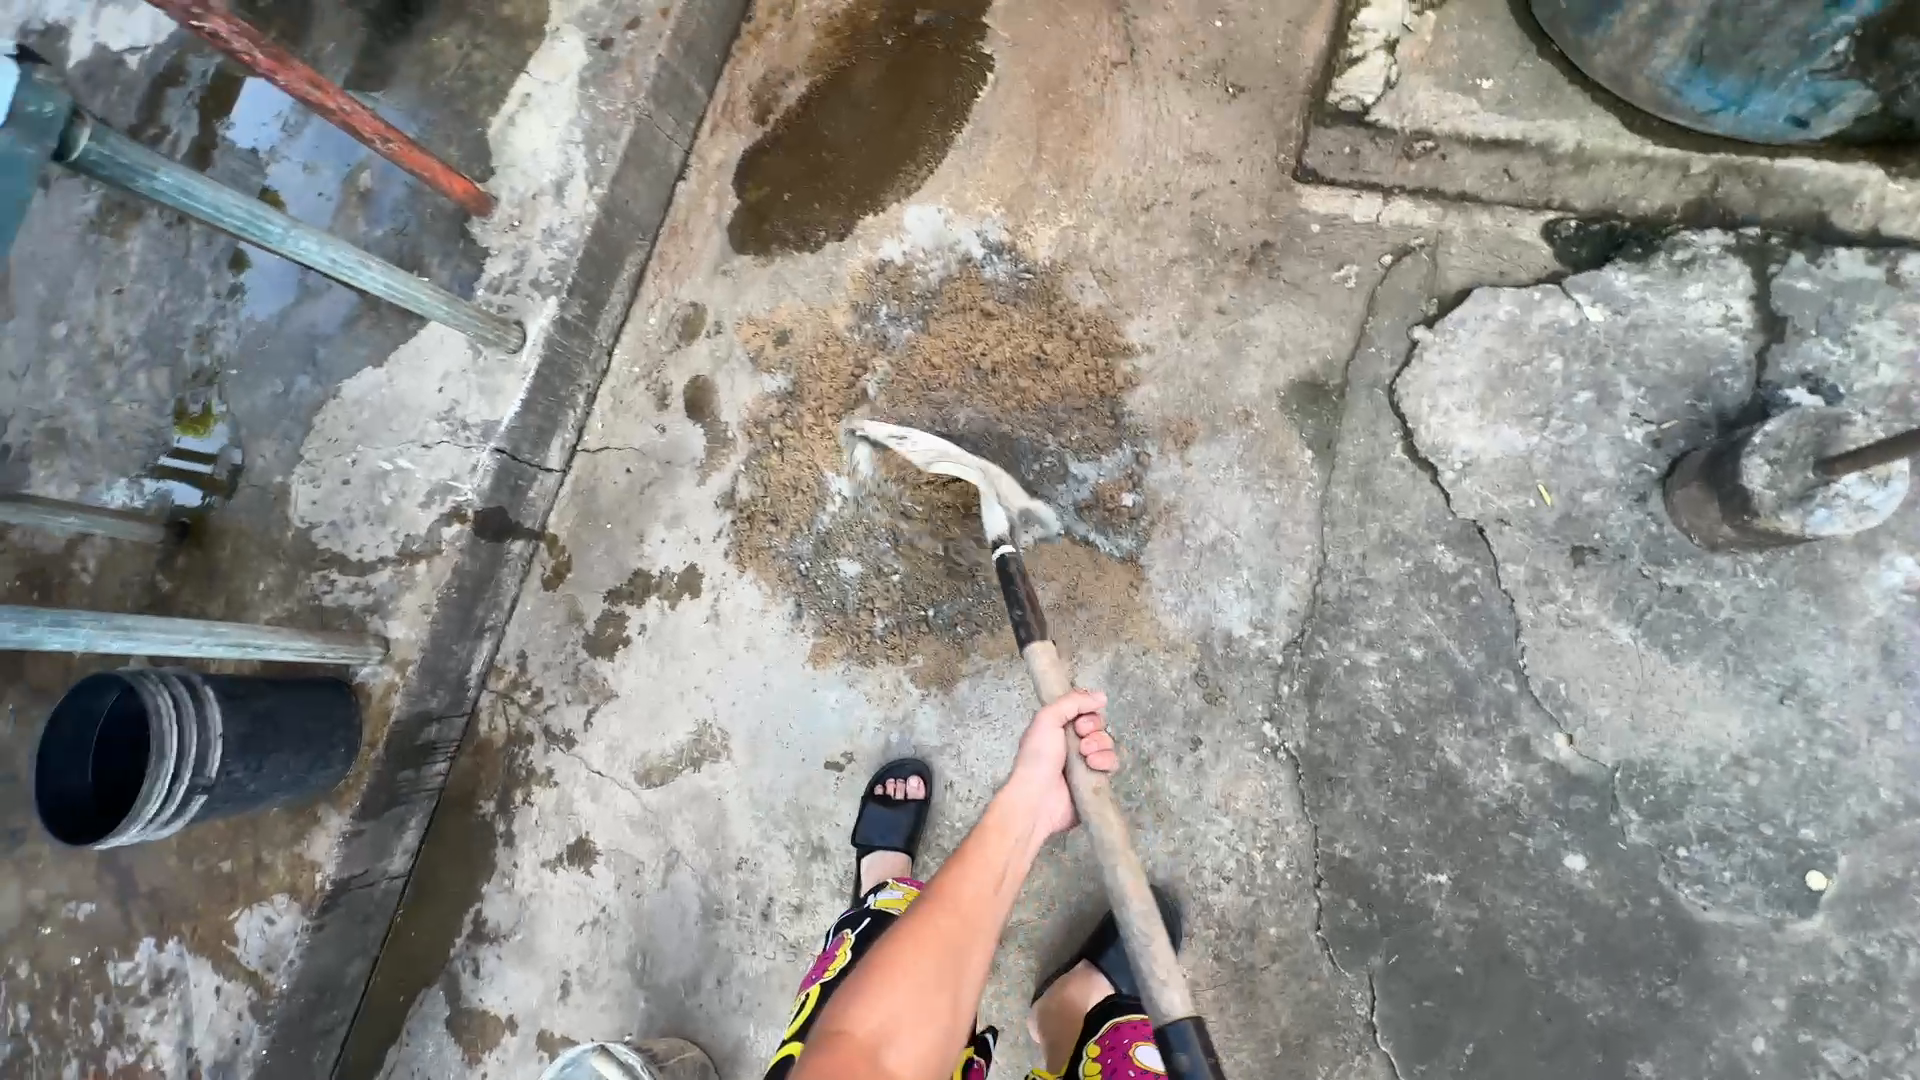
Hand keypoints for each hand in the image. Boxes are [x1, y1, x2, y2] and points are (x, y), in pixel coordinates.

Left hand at [1004, 689, 1118, 837]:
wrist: (1037, 798)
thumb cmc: (1037, 757)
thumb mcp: (1047, 718)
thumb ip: (1072, 702)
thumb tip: (1101, 696)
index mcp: (1058, 727)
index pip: (1084, 711)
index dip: (1087, 712)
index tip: (1079, 722)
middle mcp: (1071, 743)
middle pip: (1098, 726)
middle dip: (1093, 730)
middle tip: (1080, 739)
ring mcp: (1084, 763)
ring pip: (1107, 744)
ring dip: (1100, 746)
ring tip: (1085, 755)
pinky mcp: (1094, 781)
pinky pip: (1111, 764)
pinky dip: (1105, 762)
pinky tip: (1093, 766)